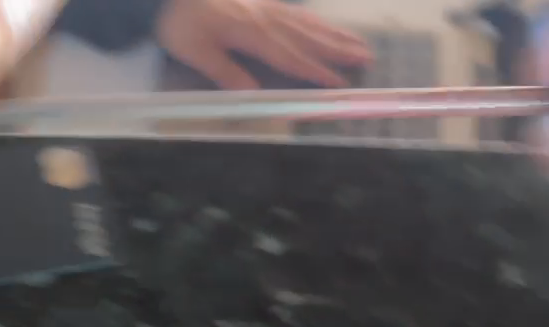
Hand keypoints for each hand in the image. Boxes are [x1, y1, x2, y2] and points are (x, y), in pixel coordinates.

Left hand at [157, 0, 370, 89]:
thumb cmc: (181, 20)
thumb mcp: (196, 51)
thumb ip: (224, 71)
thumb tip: (252, 94)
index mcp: (253, 33)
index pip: (289, 57)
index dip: (314, 72)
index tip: (337, 83)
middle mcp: (266, 18)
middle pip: (308, 38)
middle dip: (337, 50)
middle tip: (367, 59)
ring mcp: (267, 8)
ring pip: (307, 23)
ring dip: (334, 35)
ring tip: (359, 43)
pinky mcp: (262, 3)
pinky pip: (297, 13)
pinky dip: (316, 21)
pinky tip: (324, 26)